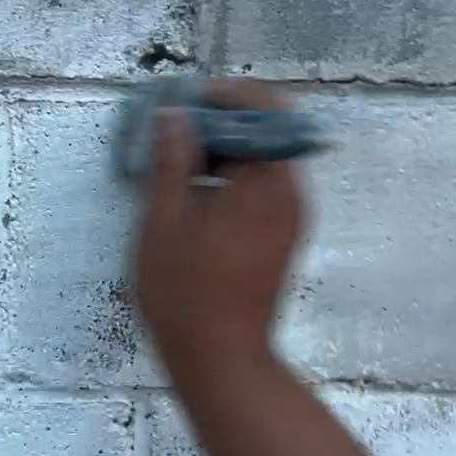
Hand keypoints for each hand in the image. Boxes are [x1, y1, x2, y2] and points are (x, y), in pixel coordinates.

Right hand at [134, 79, 307, 378]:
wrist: (220, 359)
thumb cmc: (185, 293)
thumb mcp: (164, 222)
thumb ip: (171, 161)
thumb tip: (174, 114)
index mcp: (266, 182)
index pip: (262, 108)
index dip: (221, 96)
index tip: (179, 105)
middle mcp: (290, 192)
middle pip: (266, 130)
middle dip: (218, 121)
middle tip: (169, 133)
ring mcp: (291, 216)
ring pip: (263, 158)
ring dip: (222, 150)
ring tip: (175, 164)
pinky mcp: (283, 235)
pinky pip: (263, 186)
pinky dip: (232, 177)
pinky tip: (194, 197)